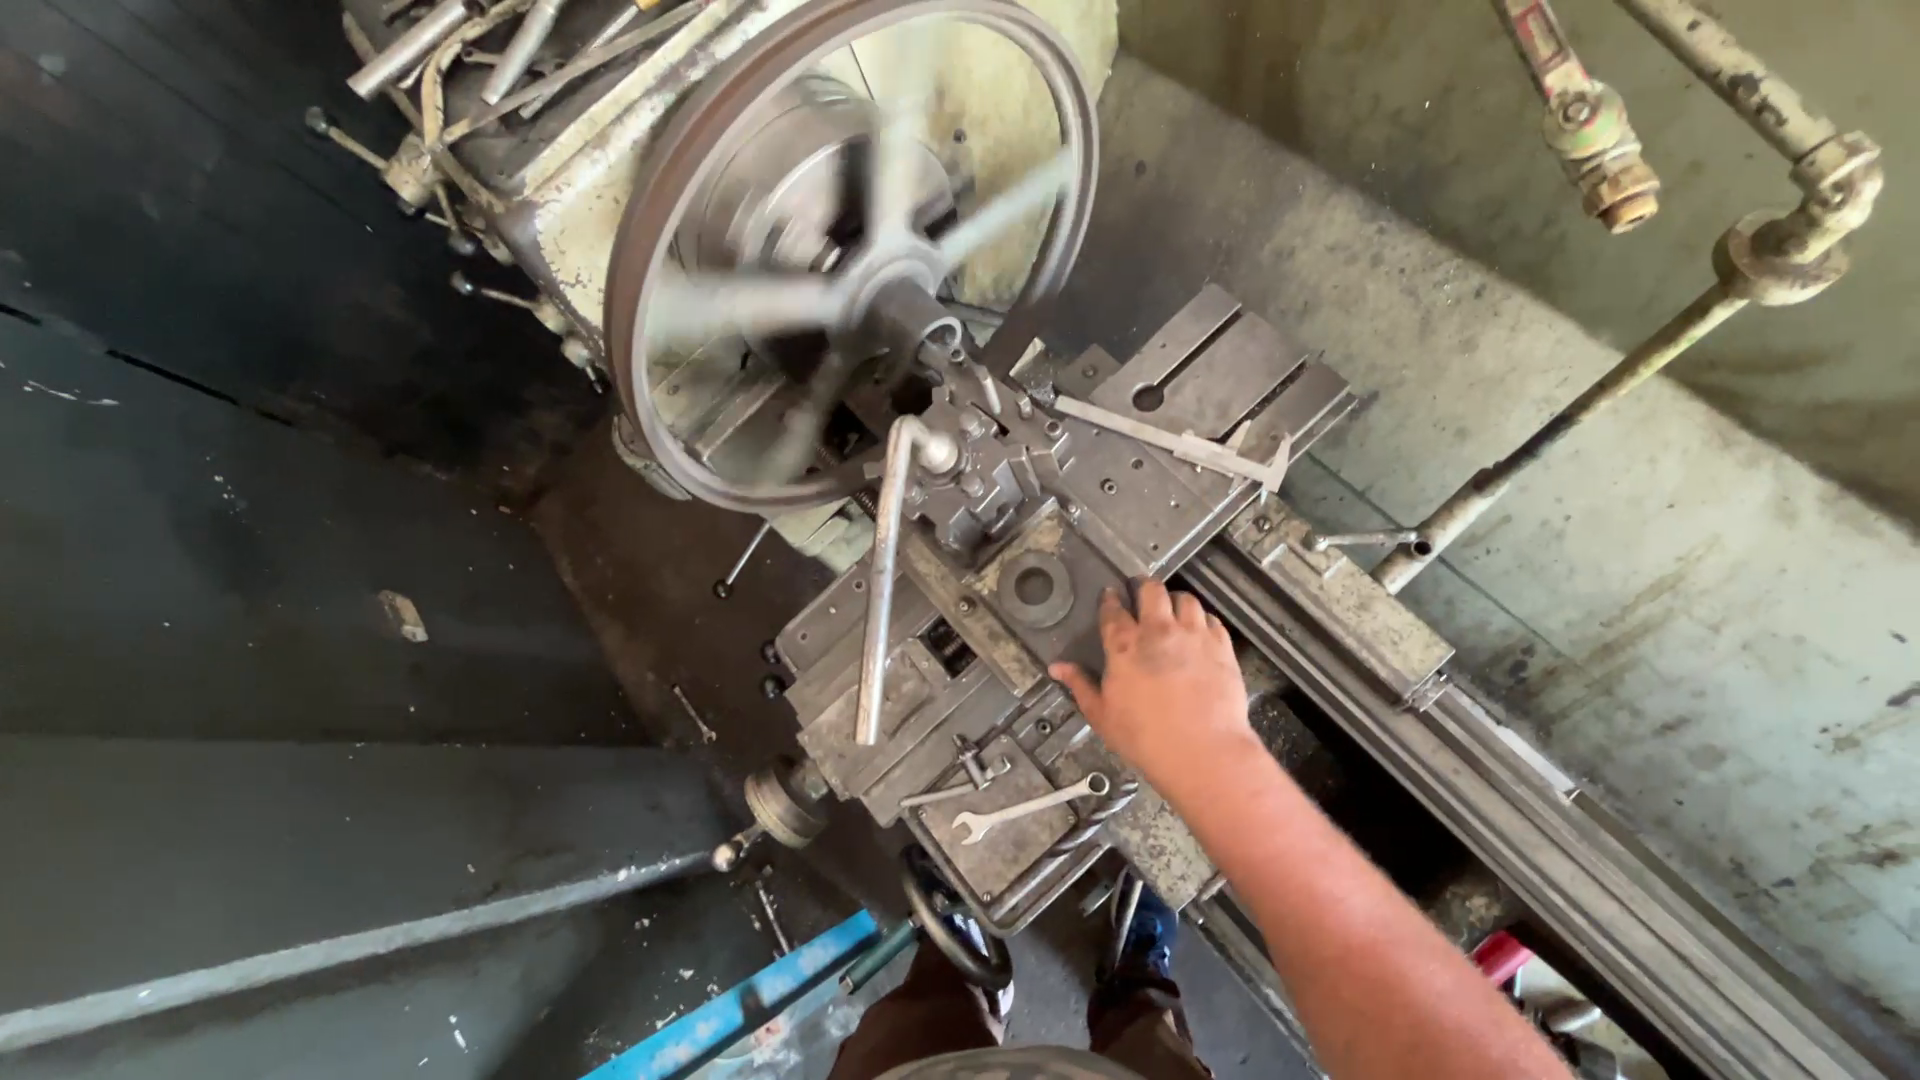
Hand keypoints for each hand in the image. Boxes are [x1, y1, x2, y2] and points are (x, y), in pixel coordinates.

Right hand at [1049, 579, 1255, 793]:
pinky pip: (1211, 619)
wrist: (1202, 752)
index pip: (1113, 609)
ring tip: (1171, 610)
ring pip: (1185, 598)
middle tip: (1141, 595)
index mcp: (1124, 645)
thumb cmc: (1145, 737)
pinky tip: (1198, 631)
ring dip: (1174, 601)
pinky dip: (1201, 620)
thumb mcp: (1101, 715)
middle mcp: (1158, 631)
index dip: (1110, 599)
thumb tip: (1056, 667)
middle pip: (1151, 590)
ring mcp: (1193, 635)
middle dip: (1143, 587)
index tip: (1110, 596)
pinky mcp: (1221, 646)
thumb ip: (1079, 685)